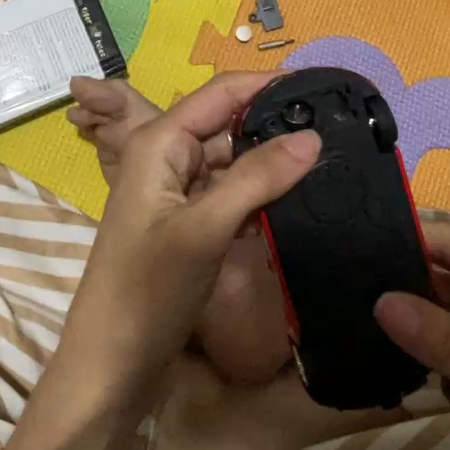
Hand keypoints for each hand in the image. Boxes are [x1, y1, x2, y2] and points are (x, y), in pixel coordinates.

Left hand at [0, 73, 319, 449]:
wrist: (110, 365)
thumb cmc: (147, 290)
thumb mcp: (204, 229)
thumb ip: (256, 178)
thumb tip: (313, 136)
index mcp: (159, 142)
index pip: (221, 93)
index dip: (267, 84)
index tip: (322, 85)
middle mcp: (167, 158)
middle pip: (228, 125)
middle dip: (276, 126)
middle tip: (339, 131)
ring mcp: (177, 193)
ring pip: (232, 162)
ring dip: (272, 164)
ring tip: (331, 162)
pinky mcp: (188, 226)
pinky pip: (230, 195)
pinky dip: (259, 196)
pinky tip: (298, 202)